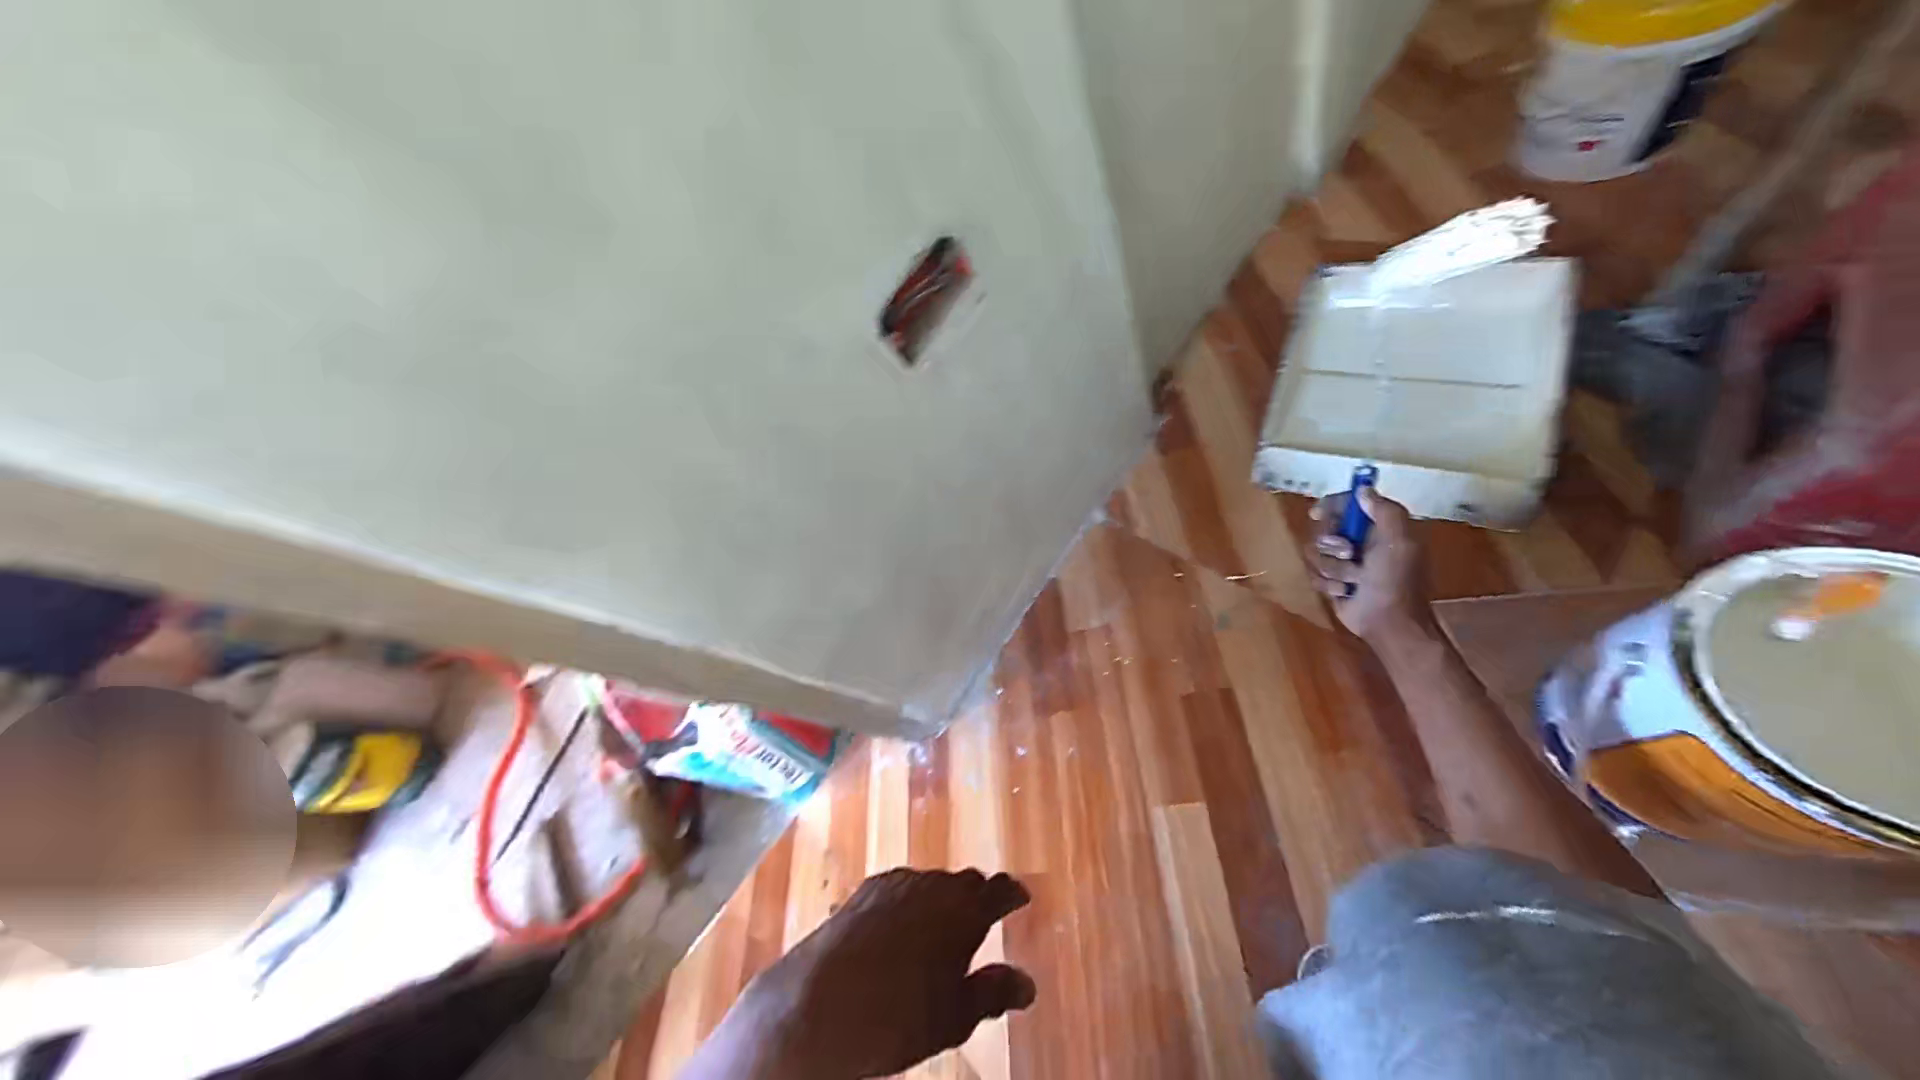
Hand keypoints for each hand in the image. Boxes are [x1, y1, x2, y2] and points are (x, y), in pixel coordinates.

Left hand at [694, 868, 1034, 1079]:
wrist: (816, 1005)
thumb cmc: (895, 1018)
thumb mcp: (952, 1017)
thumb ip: (992, 994)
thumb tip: (1026, 984)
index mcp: (963, 910)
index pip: (999, 889)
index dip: (1011, 894)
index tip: (1020, 899)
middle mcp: (934, 885)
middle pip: (966, 882)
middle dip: (977, 898)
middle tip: (981, 924)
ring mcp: (897, 883)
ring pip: (932, 883)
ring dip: (942, 900)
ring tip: (941, 932)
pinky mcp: (866, 889)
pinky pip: (902, 887)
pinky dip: (912, 902)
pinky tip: (902, 930)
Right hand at [1305, 488, 1435, 647]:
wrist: (1389, 623)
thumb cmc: (1396, 581)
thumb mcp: (1399, 541)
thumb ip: (1384, 511)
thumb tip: (1362, 489)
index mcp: (1378, 528)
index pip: (1347, 504)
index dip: (1332, 505)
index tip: (1319, 514)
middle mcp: (1360, 542)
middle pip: (1325, 528)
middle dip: (1331, 542)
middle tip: (1348, 554)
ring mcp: (1344, 563)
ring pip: (1316, 552)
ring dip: (1332, 567)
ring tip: (1351, 581)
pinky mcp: (1332, 582)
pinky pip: (1313, 573)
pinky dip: (1328, 583)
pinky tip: (1344, 592)